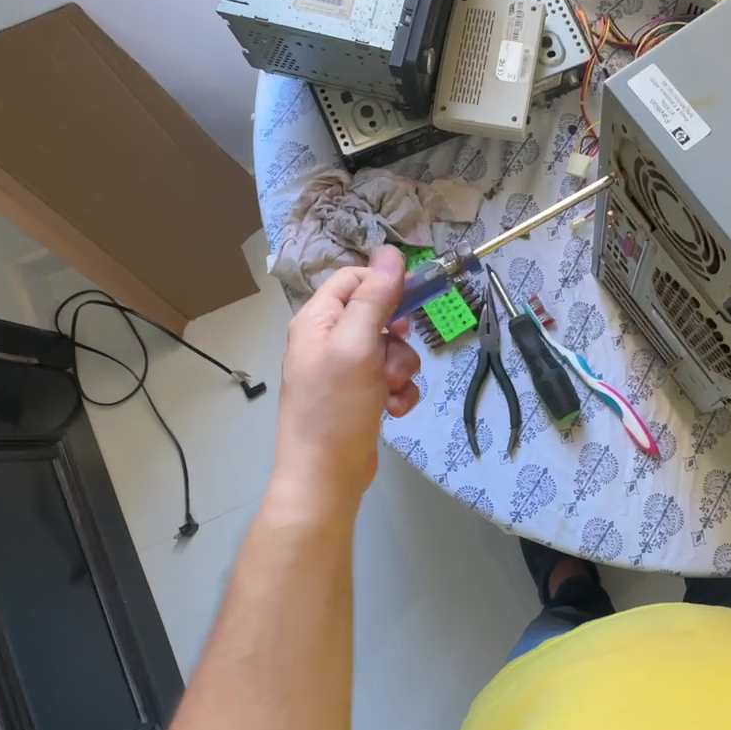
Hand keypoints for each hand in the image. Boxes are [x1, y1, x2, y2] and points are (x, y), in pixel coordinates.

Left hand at [272, 246, 422, 500]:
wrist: (326, 477)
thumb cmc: (335, 408)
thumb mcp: (357, 345)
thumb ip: (375, 298)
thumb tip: (391, 252)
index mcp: (317, 321)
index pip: (354, 279)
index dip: (385, 284)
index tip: (414, 298)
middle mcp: (328, 341)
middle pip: (377, 314)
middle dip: (397, 336)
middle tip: (395, 353)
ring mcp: (344, 371)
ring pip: (391, 349)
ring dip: (402, 368)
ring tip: (390, 389)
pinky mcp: (360, 397)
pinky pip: (392, 379)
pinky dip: (400, 392)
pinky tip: (393, 409)